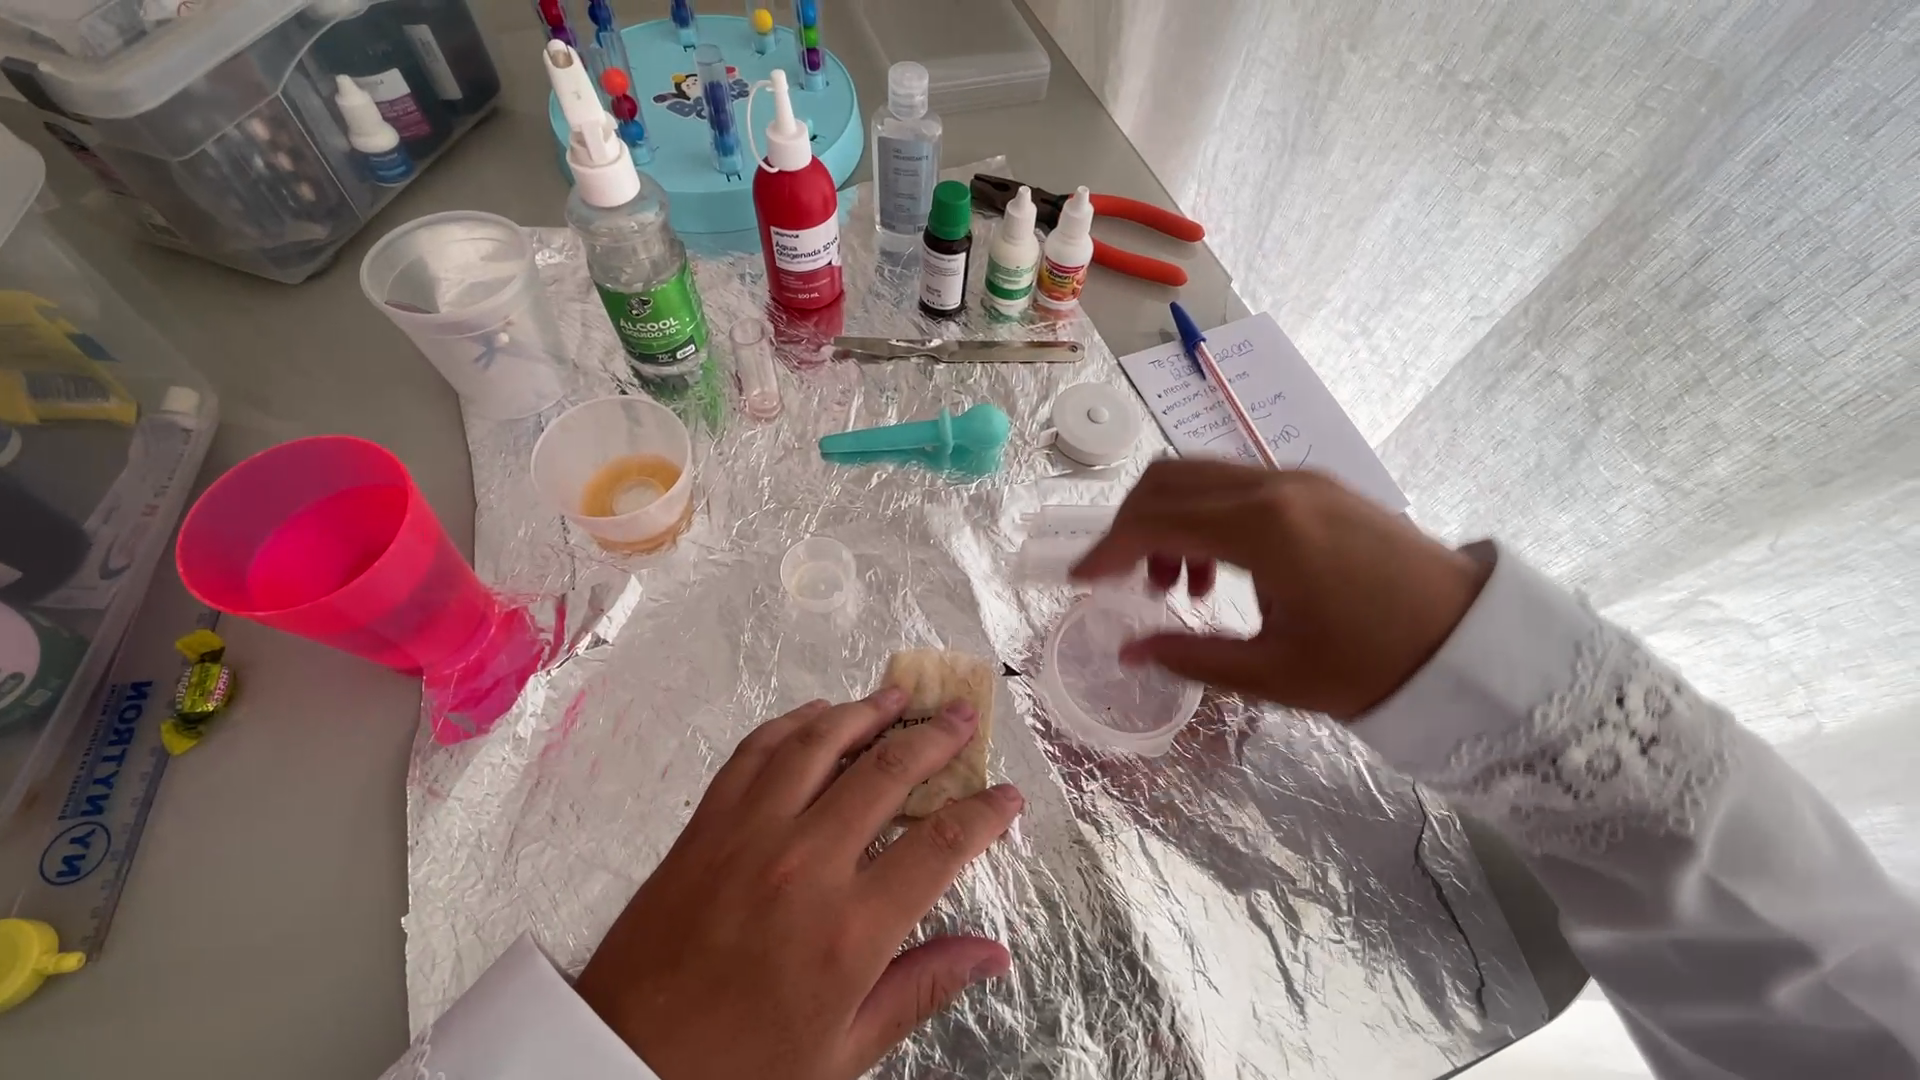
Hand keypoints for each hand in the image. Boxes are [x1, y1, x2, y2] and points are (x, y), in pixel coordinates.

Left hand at [574, 688, 1023, 1079]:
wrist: (622, 1060)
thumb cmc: (742, 1067)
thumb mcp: (844, 1050)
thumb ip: (923, 987)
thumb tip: (995, 954)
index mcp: (850, 928)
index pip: (942, 845)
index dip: (986, 813)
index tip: (1008, 796)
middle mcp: (807, 862)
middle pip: (888, 772)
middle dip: (936, 737)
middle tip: (962, 716)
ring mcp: (752, 832)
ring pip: (822, 743)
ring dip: (868, 711)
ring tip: (900, 695)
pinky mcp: (708, 822)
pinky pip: (757, 749)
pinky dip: (796, 723)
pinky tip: (820, 715)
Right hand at [1071, 461, 1489, 719]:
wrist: (1475, 642)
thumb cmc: (1375, 664)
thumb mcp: (1273, 674)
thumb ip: (1189, 656)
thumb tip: (1127, 651)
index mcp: (1263, 527)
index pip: (1153, 518)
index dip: (1106, 548)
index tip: (1079, 581)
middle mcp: (1275, 485)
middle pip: (1168, 478)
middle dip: (1130, 526)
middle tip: (1125, 580)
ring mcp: (1299, 478)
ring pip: (1200, 476)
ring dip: (1169, 521)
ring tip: (1177, 586)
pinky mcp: (1317, 486)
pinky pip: (1236, 486)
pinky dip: (1205, 518)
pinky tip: (1222, 572)